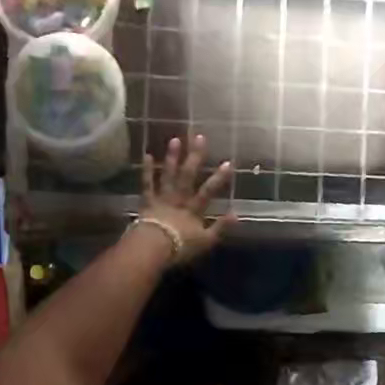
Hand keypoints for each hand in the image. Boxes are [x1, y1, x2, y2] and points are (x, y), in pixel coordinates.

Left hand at [139, 135, 234, 261]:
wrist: (153, 248)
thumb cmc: (181, 247)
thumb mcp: (206, 241)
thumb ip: (220, 227)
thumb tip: (237, 214)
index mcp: (193, 210)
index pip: (208, 191)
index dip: (219, 178)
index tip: (228, 162)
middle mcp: (179, 199)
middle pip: (188, 176)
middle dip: (195, 157)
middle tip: (199, 137)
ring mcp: (162, 199)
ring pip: (168, 176)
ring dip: (172, 158)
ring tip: (175, 139)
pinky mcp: (147, 203)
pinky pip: (147, 185)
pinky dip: (147, 171)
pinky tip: (147, 155)